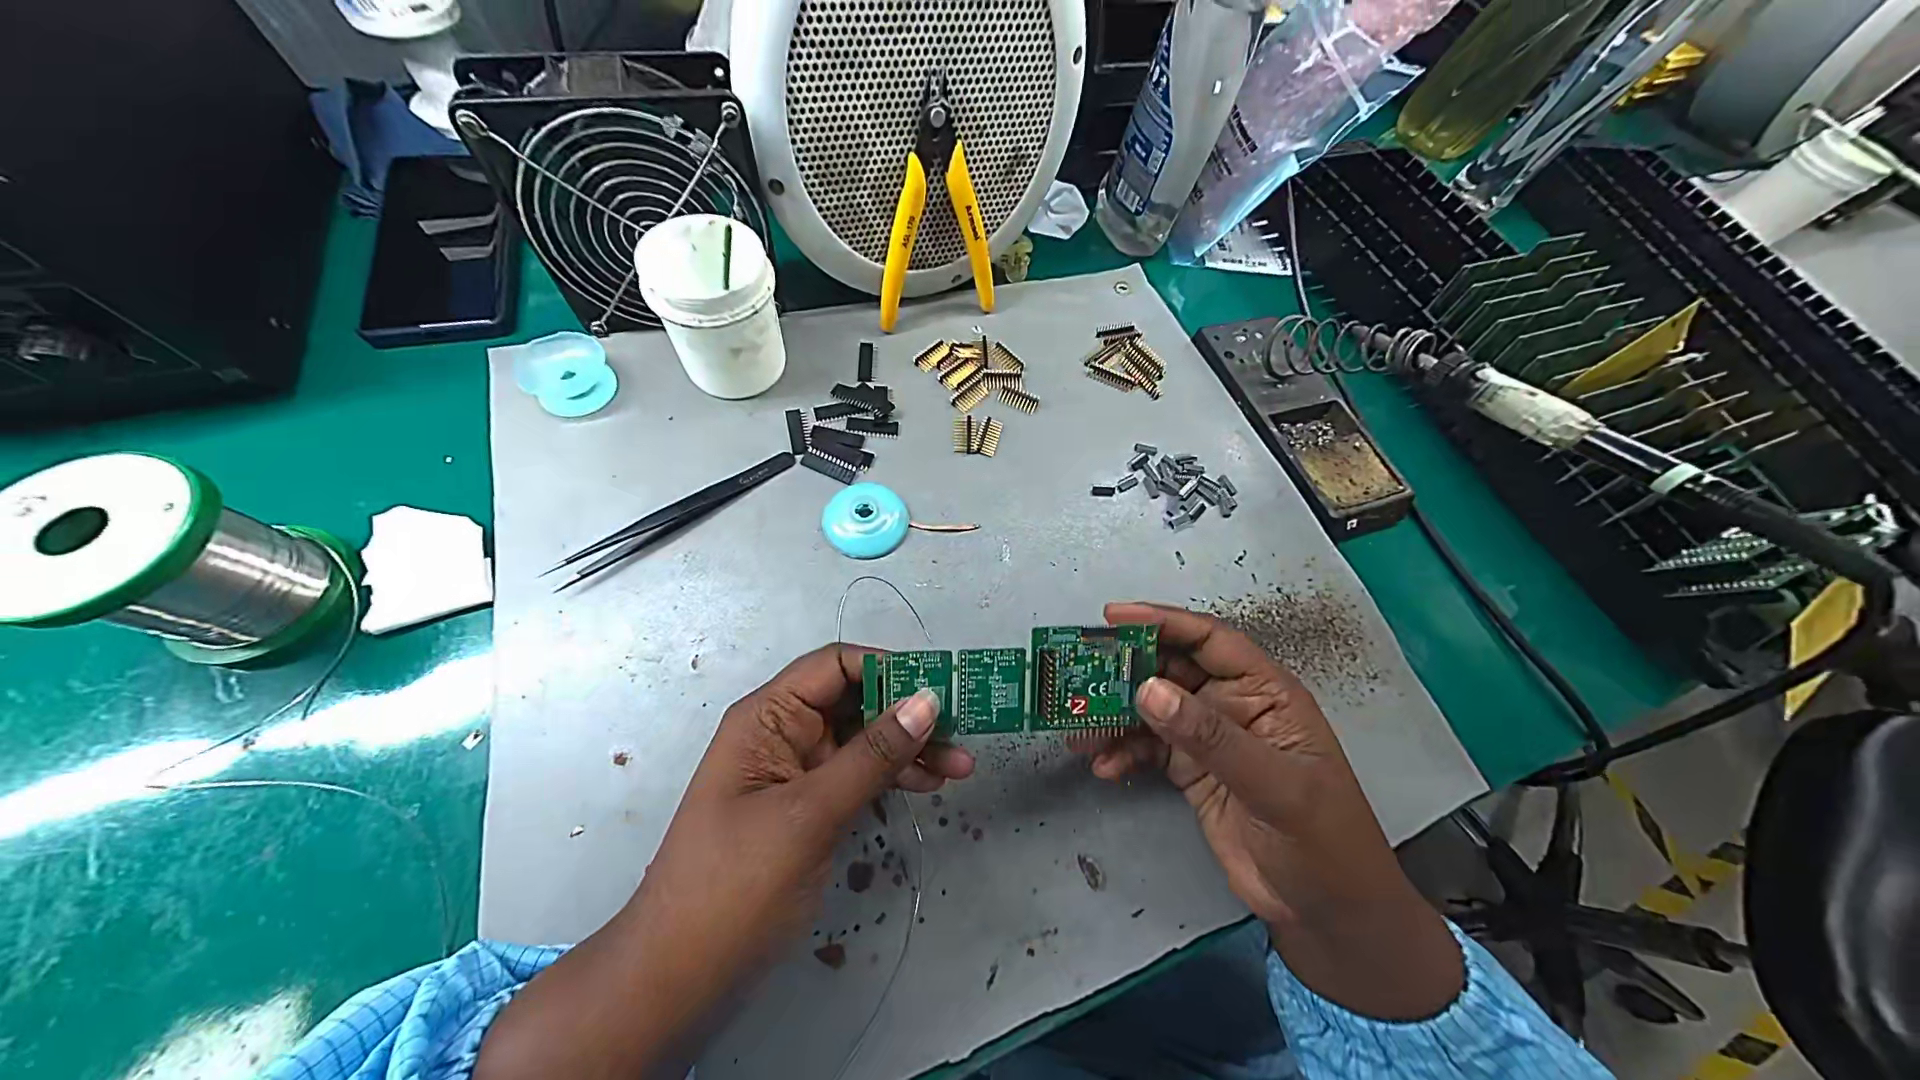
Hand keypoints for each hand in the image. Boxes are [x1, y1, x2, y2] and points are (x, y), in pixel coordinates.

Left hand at [477, 645, 972, 1079]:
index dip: (887, 667)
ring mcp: (798, 771)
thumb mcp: (809, 814)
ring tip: (961, 765)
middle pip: (856, 700)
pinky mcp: (811, 806)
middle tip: (963, 729)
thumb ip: (872, 756)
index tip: (940, 686)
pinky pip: (860, 774)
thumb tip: (928, 701)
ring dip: (910, 747)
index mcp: (768, 717)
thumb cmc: (736, 883)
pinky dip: (894, 776)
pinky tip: (929, 786)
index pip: (834, 666)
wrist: (680, 976)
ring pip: (864, 739)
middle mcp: (784, 733)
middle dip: (908, 711)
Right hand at [1085, 603, 1462, 1020]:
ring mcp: (1207, 736)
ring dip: (1114, 716)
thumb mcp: (1274, 787)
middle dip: (1124, 670)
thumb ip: (1212, 738)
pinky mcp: (1189, 768)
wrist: (1326, 913)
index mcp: (1265, 691)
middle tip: (1077, 674)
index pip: (1209, 640)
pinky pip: (1146, 746)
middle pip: (1169, 669)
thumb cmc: (1323, 842)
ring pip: (1150, 708)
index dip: (1161, 621)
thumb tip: (1148, 691)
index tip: (1112, 617)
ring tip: (1081, 731)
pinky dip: (1122, 751)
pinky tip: (1104, 766)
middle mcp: (1231, 704)